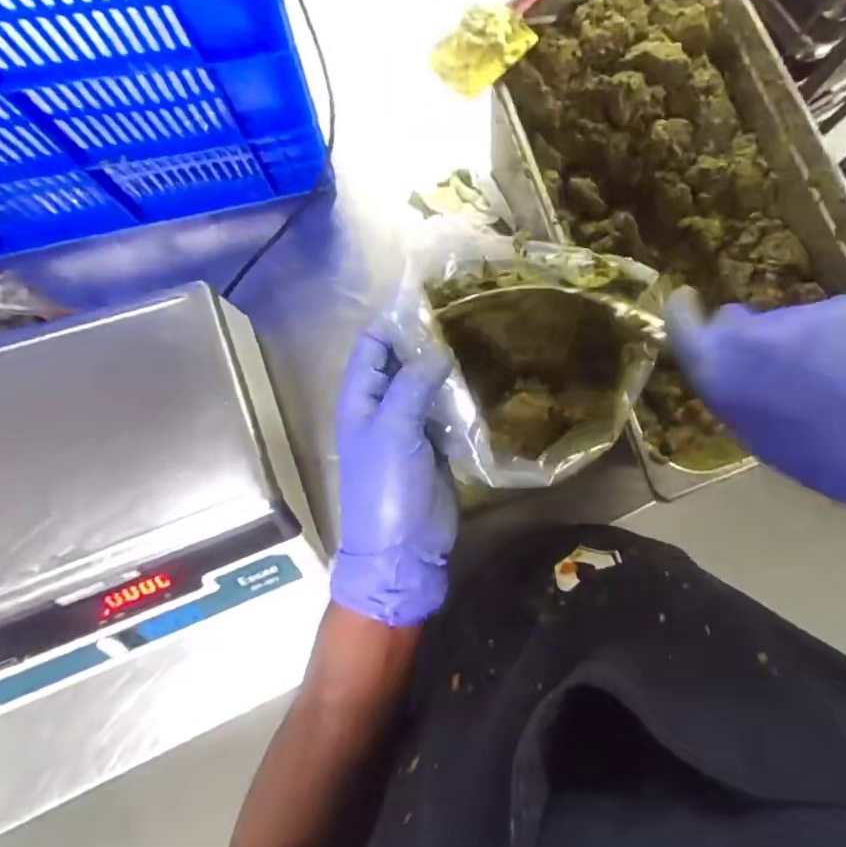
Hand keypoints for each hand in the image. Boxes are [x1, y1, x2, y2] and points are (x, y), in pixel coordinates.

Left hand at [329, 321, 456, 626]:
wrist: (403, 547)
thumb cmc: (386, 487)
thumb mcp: (394, 430)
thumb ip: (412, 385)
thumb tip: (437, 349)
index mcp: (360, 400)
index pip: (373, 347)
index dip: (395, 322)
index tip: (431, 299)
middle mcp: (382, 408)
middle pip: (402, 363)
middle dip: (427, 341)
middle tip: (466, 317)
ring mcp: (409, 427)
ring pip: (427, 386)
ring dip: (447, 368)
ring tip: (481, 340)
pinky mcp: (435, 446)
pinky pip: (446, 411)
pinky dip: (460, 396)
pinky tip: (485, 380)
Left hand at [667, 291, 845, 548]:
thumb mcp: (834, 316)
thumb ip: (780, 322)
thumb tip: (751, 329)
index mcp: (729, 360)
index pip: (686, 331)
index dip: (682, 311)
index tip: (685, 295)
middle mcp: (728, 402)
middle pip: (711, 366)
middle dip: (720, 341)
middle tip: (737, 320)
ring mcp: (753, 436)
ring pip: (735, 394)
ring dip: (745, 369)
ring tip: (775, 350)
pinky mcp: (781, 462)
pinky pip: (763, 417)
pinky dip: (769, 396)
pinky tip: (801, 388)